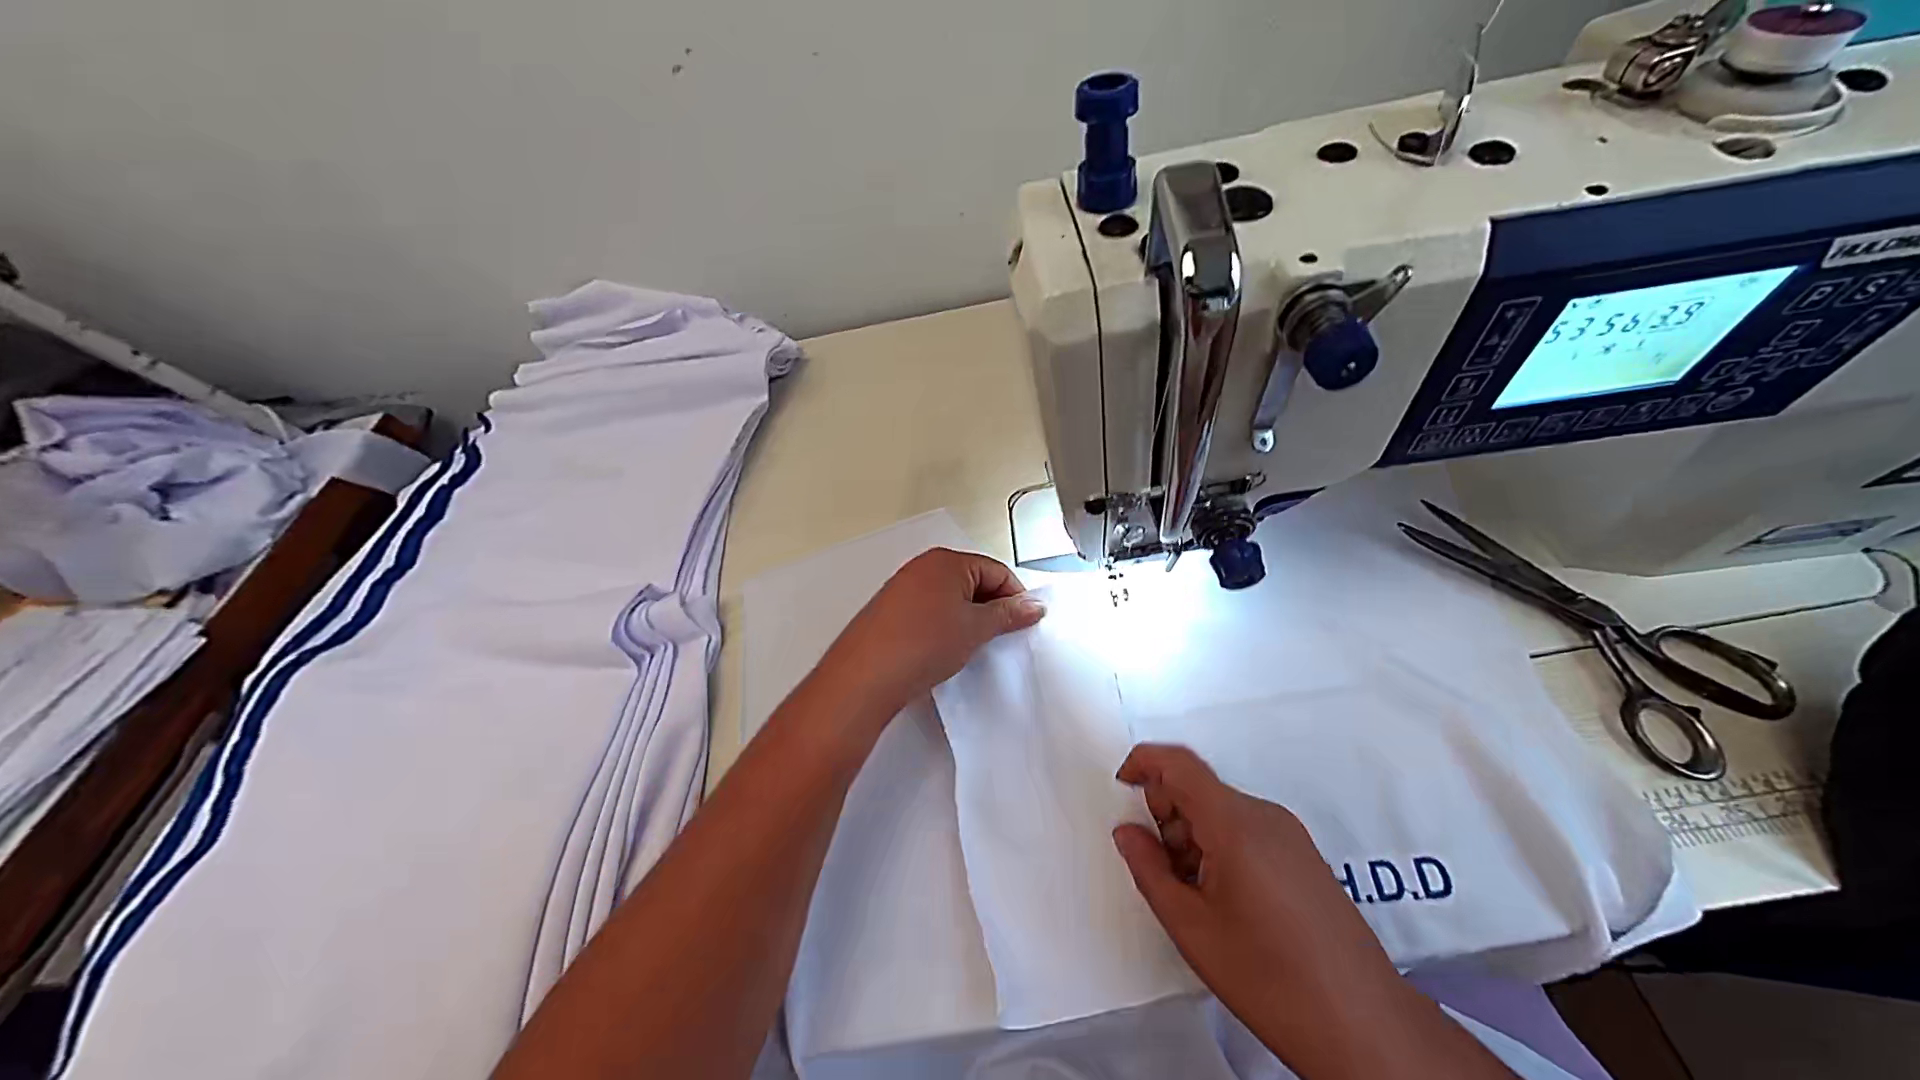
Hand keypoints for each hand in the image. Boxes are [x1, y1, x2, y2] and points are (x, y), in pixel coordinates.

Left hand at [816, 548, 1044, 718]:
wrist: (865, 677)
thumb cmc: (912, 645)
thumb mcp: (976, 628)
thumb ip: (1008, 614)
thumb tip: (1028, 606)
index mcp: (945, 561)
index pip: (996, 570)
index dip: (1015, 595)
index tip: (1025, 618)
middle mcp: (921, 568)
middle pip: (973, 581)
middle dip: (991, 607)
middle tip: (1002, 634)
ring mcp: (903, 589)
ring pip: (951, 599)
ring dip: (967, 619)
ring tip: (970, 646)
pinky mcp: (892, 612)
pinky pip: (930, 612)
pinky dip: (944, 628)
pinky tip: (946, 650)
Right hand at [1112, 746, 1513, 1079]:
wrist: (1364, 1026)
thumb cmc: (1270, 978)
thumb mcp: (1190, 925)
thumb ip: (1148, 868)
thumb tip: (1128, 832)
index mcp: (1236, 823)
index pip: (1180, 763)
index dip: (1143, 761)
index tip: (1121, 785)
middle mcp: (1266, 816)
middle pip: (1199, 788)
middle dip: (1166, 814)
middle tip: (1160, 867)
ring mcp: (1290, 835)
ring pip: (1220, 812)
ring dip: (1191, 836)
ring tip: (1192, 895)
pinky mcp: (1303, 856)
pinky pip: (1246, 830)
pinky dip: (1218, 847)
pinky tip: (1221, 899)